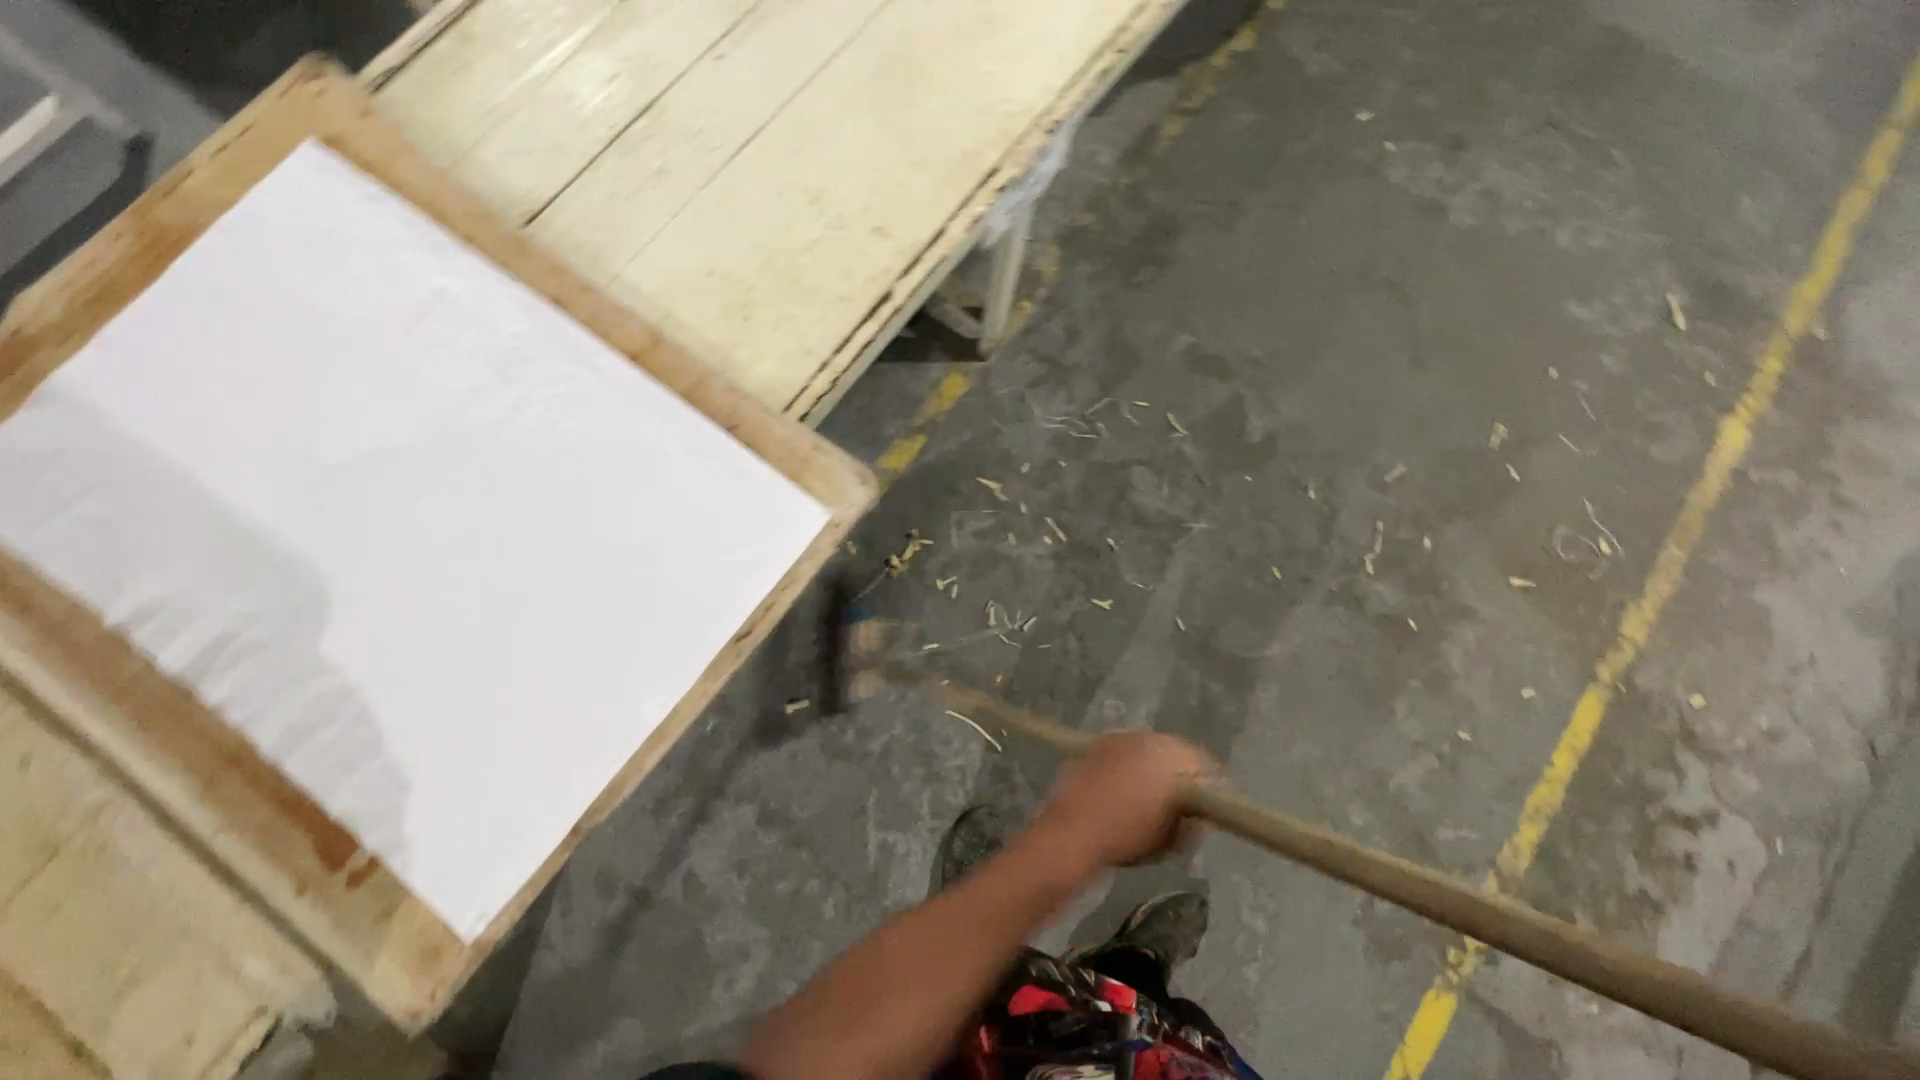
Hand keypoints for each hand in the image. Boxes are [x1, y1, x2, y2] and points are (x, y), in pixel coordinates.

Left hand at [1029, 732, 1215, 869]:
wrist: (1072, 830)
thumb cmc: (1127, 836)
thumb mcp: (1173, 839)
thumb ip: (1192, 822)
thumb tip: (1195, 816)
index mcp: (1177, 757)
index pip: (1207, 767)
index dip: (1209, 789)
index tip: (1205, 809)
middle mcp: (1151, 738)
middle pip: (1176, 752)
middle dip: (1179, 774)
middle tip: (1175, 802)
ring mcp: (1121, 736)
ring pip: (1148, 749)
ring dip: (1151, 766)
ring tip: (1145, 794)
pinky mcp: (1096, 742)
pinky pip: (1122, 752)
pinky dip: (1125, 765)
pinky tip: (1118, 787)